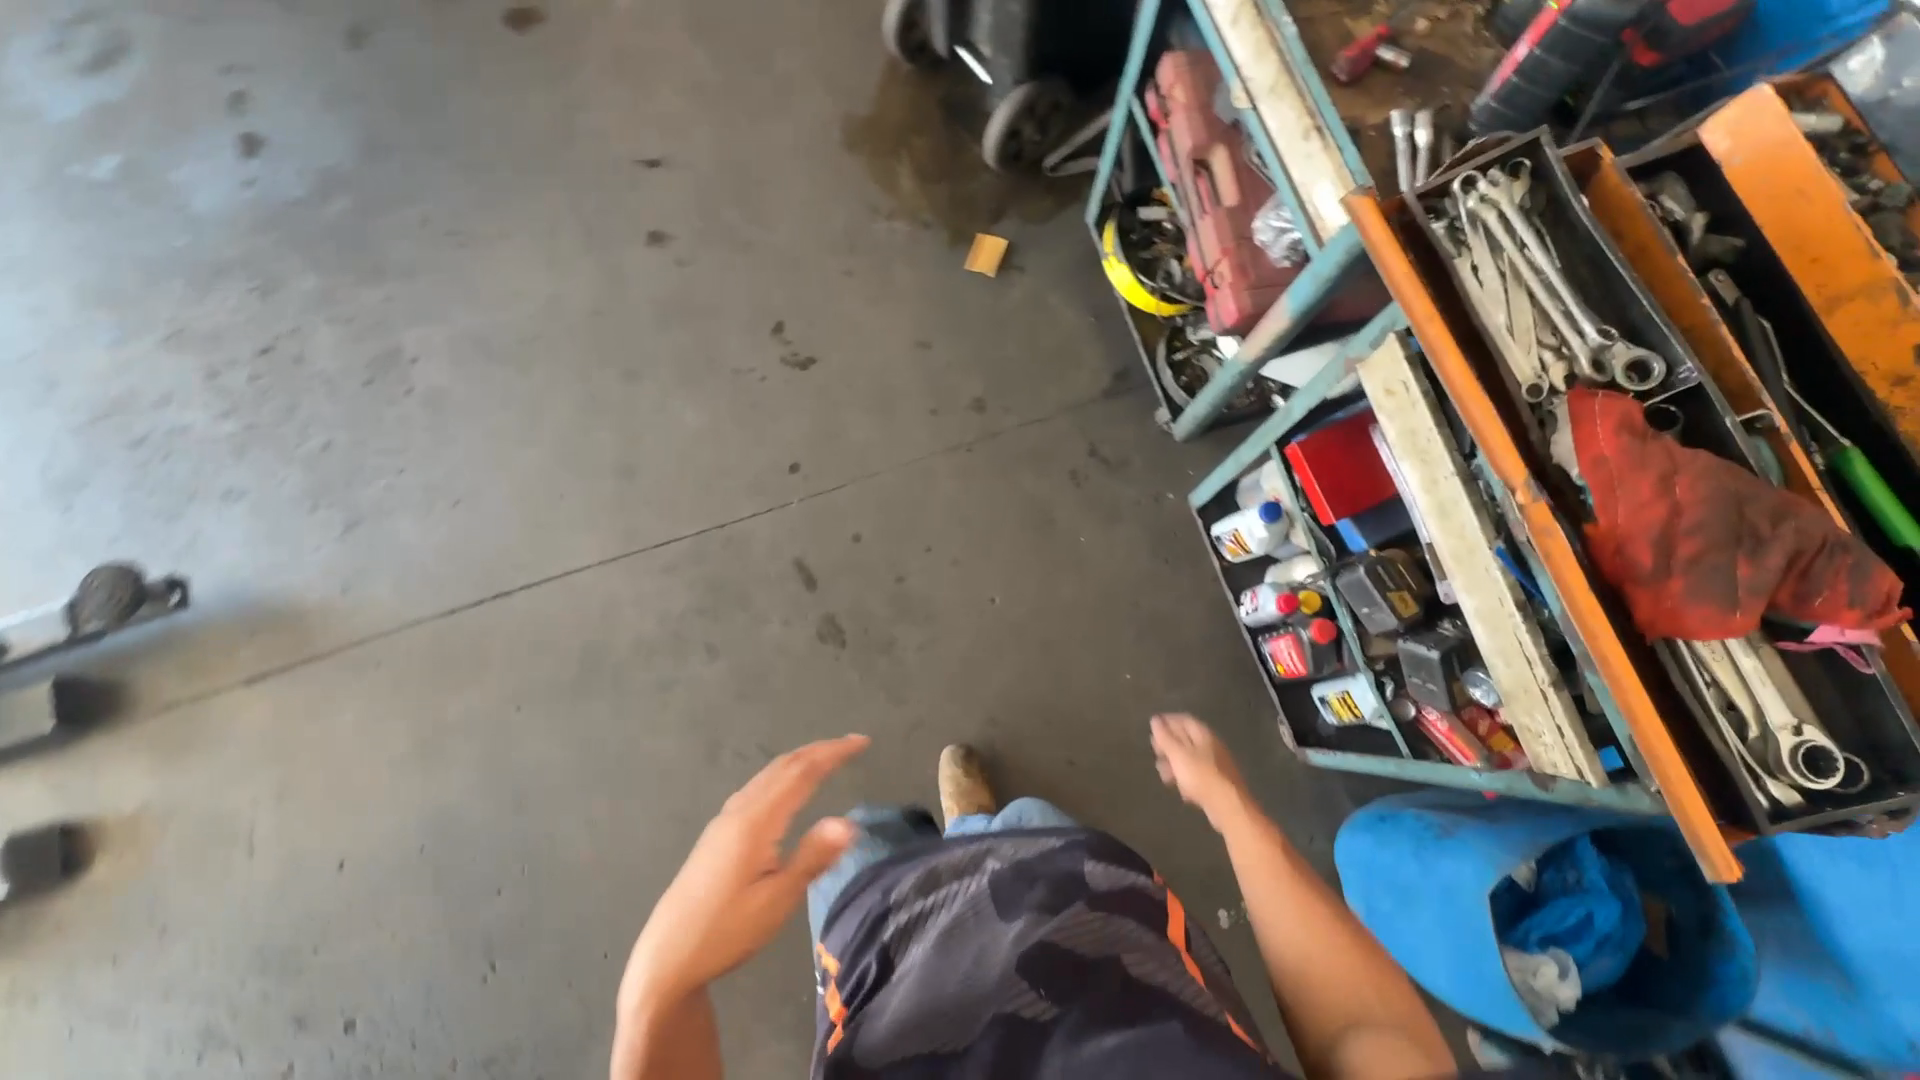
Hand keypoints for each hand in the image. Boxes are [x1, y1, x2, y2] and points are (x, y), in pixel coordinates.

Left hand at [618, 735, 868, 1009]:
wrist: (667, 957)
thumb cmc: (726, 931)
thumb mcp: (778, 900)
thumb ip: (813, 858)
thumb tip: (850, 822)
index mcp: (756, 822)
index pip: (801, 773)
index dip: (832, 753)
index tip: (862, 742)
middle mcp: (739, 812)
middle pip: (783, 767)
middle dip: (819, 750)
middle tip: (852, 745)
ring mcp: (724, 822)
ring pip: (767, 776)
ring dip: (799, 762)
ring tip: (826, 760)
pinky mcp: (718, 835)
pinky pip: (757, 789)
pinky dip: (782, 776)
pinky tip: (785, 791)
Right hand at [1150, 713, 1251, 831]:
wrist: (1228, 805)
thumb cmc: (1201, 776)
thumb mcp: (1178, 755)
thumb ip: (1165, 738)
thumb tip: (1155, 720)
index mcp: (1204, 735)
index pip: (1184, 720)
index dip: (1168, 721)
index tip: (1153, 727)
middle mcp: (1212, 746)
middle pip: (1187, 740)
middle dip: (1169, 745)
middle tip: (1156, 751)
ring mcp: (1216, 765)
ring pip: (1190, 759)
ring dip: (1175, 764)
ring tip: (1164, 774)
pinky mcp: (1216, 782)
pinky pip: (1197, 775)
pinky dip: (1186, 778)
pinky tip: (1181, 789)